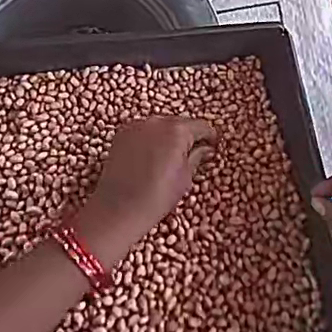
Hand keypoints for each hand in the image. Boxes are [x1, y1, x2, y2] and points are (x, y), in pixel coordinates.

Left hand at [74, 116, 215, 263]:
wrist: (118, 209)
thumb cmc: (156, 197)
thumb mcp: (184, 178)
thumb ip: (197, 156)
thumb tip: (206, 149)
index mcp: (177, 131)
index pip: (201, 126)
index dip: (210, 136)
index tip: (212, 146)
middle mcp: (156, 122)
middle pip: (180, 123)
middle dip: (188, 136)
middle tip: (193, 154)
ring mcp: (136, 126)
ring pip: (161, 126)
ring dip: (168, 137)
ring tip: (170, 159)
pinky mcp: (121, 134)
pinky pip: (143, 131)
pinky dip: (150, 139)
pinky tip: (151, 158)